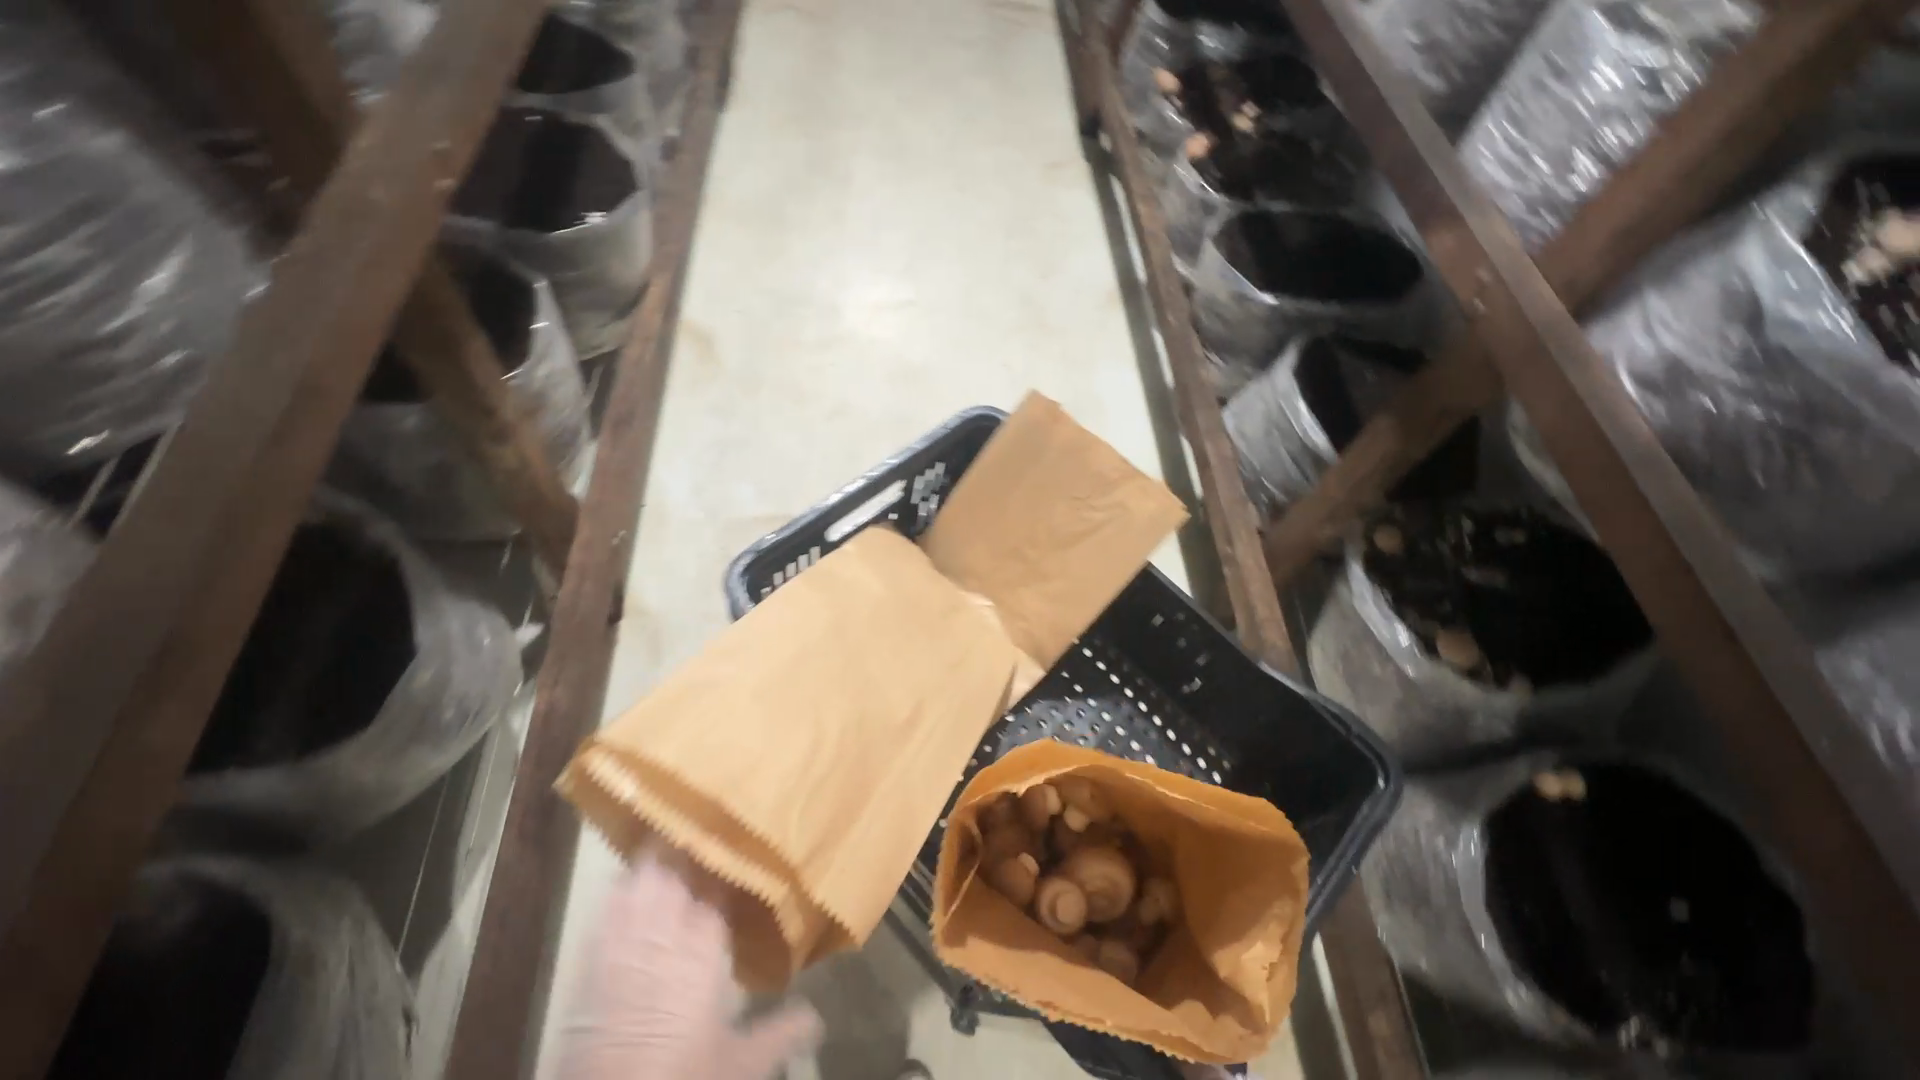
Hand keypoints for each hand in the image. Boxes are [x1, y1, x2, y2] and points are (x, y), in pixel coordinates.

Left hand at [558, 851, 821, 1079]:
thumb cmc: (683, 1072)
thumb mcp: (741, 1061)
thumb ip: (780, 1032)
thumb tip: (818, 1018)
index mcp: (705, 950)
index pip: (717, 893)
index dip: (726, 872)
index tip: (738, 857)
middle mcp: (667, 934)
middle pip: (677, 873)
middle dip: (690, 851)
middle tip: (706, 836)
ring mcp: (626, 942)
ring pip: (643, 881)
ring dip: (656, 862)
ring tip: (672, 843)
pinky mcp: (593, 957)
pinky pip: (609, 905)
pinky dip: (622, 887)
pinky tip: (629, 880)